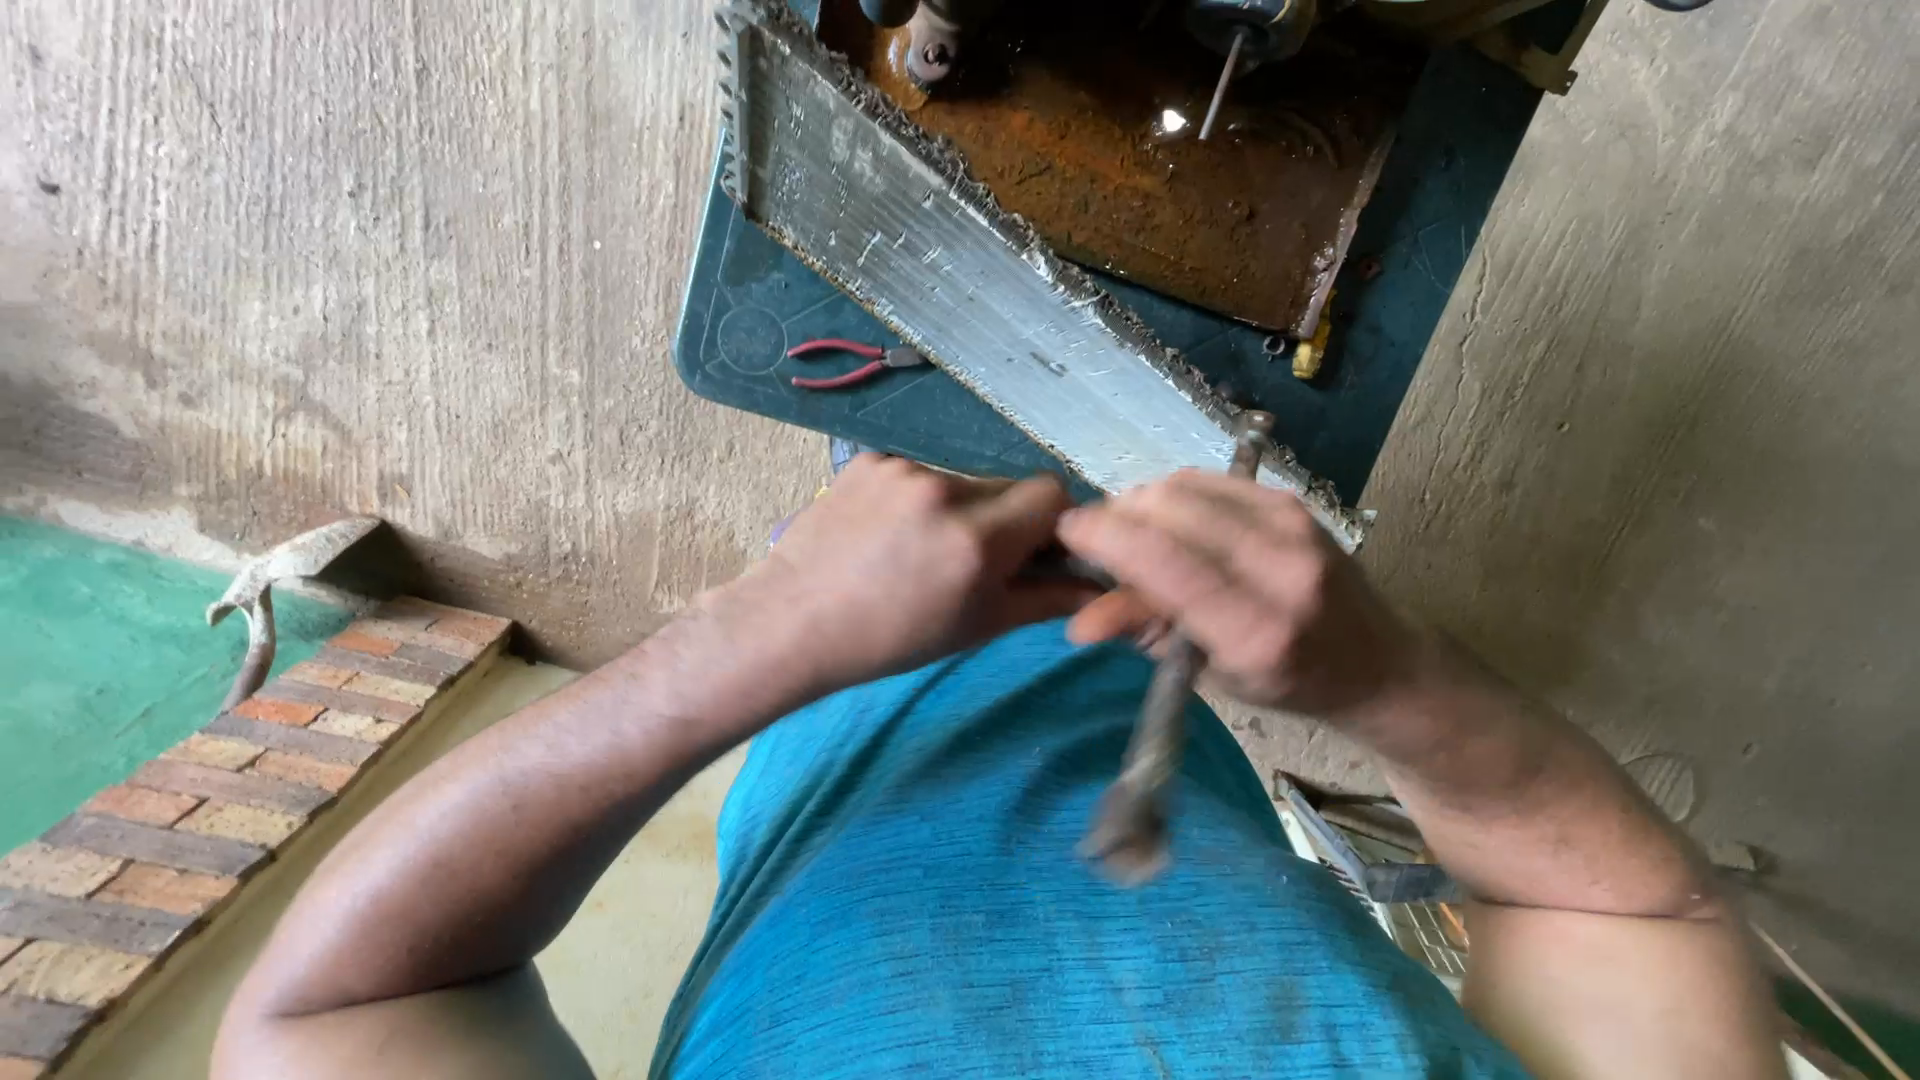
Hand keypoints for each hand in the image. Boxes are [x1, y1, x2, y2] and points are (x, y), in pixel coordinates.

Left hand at [715, 454, 1100, 691]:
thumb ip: (1045, 598)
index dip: (1051, 522)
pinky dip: (916, 499)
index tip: (1033, 550)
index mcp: (978, 538)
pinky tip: (886, 533)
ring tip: (919, 550)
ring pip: (960, 480)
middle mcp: (945, 489)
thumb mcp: (977, 626)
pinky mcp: (869, 459)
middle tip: (973, 558)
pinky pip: (916, 474)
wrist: (794, 622)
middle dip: (1004, 519)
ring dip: (959, 509)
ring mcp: (901, 469)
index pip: (1052, 492)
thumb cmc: (892, 638)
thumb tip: (1097, 588)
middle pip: (1005, 486)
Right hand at [1055, 469, 1422, 718]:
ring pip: (1183, 486)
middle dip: (1116, 514)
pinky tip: (1164, 519)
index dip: (1105, 537)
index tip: (1066, 531)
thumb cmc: (1285, 683)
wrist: (1375, 660)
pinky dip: (1171, 494)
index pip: (1165, 562)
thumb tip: (1076, 620)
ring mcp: (1292, 526)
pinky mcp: (1292, 501)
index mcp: (1258, 632)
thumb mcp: (1211, 674)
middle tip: (1092, 537)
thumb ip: (1146, 632)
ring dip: (1139, 502)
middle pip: (1169, 510)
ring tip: (1125, 529)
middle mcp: (1280, 569)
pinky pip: (1208, 480)